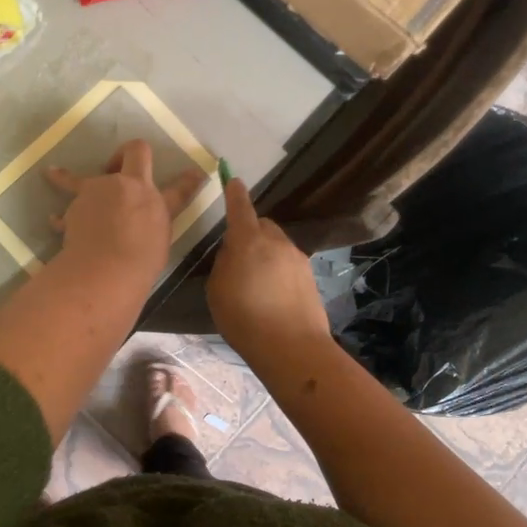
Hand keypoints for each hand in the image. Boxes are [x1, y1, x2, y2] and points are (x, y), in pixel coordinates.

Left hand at [47, 140, 204, 284]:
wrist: (106, 267)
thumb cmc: (138, 263)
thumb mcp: (157, 244)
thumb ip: (152, 225)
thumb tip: (144, 224)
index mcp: (155, 201)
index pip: (180, 188)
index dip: (188, 180)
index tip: (195, 174)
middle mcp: (128, 187)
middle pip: (133, 152)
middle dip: (125, 155)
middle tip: (118, 166)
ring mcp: (99, 191)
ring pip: (81, 178)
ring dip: (71, 179)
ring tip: (56, 176)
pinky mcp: (76, 204)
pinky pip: (64, 210)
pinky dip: (59, 216)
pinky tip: (53, 220)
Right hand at [207, 179, 329, 358]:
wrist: (290, 346)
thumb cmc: (243, 317)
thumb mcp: (217, 289)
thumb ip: (225, 263)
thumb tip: (234, 252)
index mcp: (248, 241)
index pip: (240, 208)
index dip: (235, 194)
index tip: (233, 181)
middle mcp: (276, 242)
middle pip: (262, 225)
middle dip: (251, 232)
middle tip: (238, 257)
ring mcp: (297, 258)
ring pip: (277, 245)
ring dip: (265, 254)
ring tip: (255, 284)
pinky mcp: (310, 276)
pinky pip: (288, 264)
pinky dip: (278, 271)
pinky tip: (272, 296)